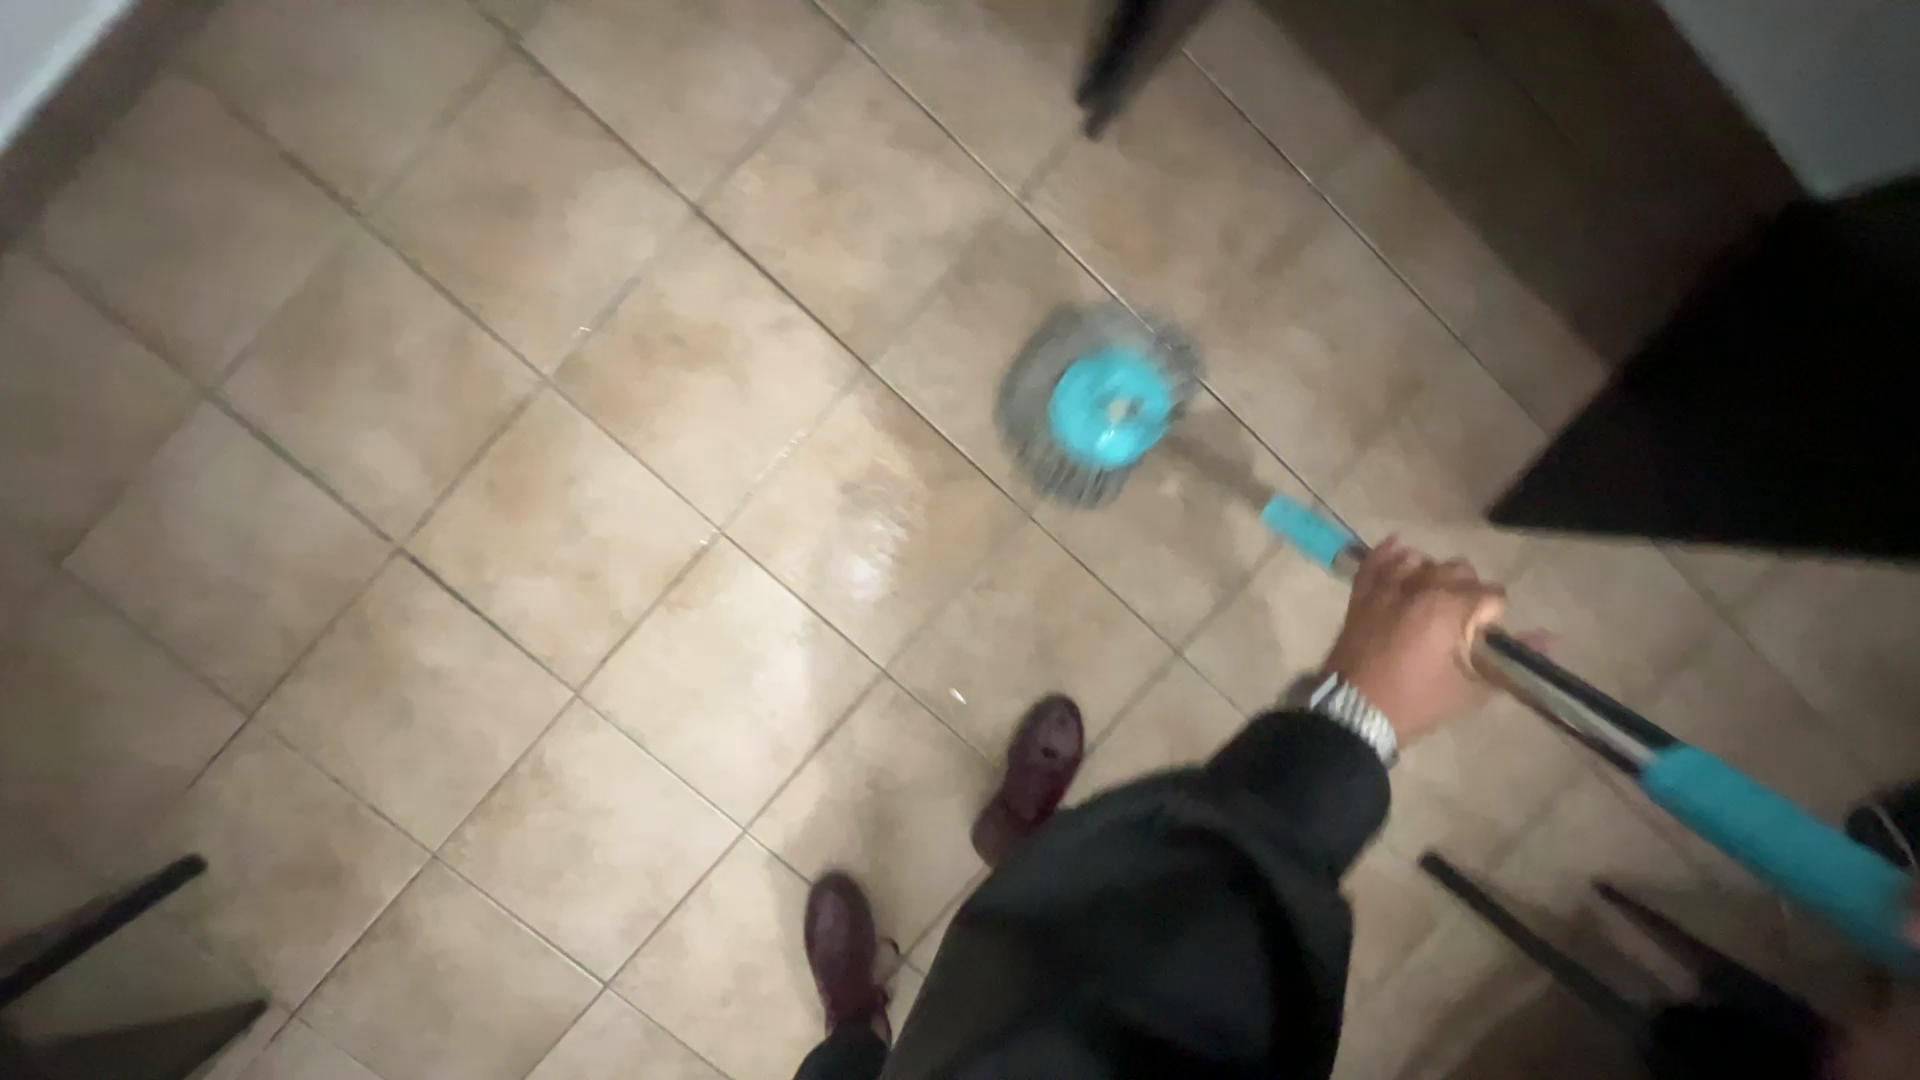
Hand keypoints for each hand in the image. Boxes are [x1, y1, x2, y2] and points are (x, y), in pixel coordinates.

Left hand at [1320, 538, 1505, 745]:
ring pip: (1420, 559)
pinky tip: (1402, 555)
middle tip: (1462, 623)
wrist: (1354, 707)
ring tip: (1433, 600)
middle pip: (1459, 571)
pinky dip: (1390, 554)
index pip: (1493, 595)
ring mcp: (1385, 587)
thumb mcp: (1472, 687)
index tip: (1484, 640)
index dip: (1494, 617)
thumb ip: (1511, 661)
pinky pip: (1375, 560)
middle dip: (1469, 591)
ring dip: (1432, 573)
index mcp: (1450, 607)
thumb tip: (1550, 639)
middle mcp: (1419, 586)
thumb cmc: (1417, 700)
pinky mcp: (1360, 593)